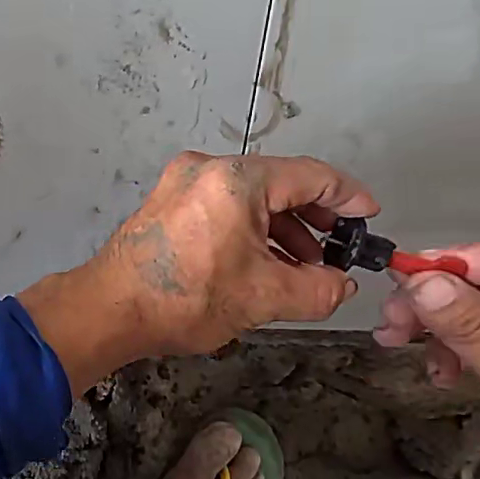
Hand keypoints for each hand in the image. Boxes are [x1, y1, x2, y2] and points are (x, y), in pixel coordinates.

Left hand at [23, 152, 378, 390]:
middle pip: (279, 183)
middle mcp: (208, 168)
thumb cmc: (186, 298)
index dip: (347, 195)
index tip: (369, 216)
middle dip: (314, 217)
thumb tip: (341, 285)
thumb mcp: (264, 296)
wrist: (110, 310)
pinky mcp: (168, 202)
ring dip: (282, 229)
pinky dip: (250, 230)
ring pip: (250, 197)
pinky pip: (224, 206)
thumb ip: (317, 289)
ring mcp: (183, 182)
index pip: (311, 175)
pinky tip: (264, 262)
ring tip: (304, 266)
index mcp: (237, 179)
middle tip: (338, 246)